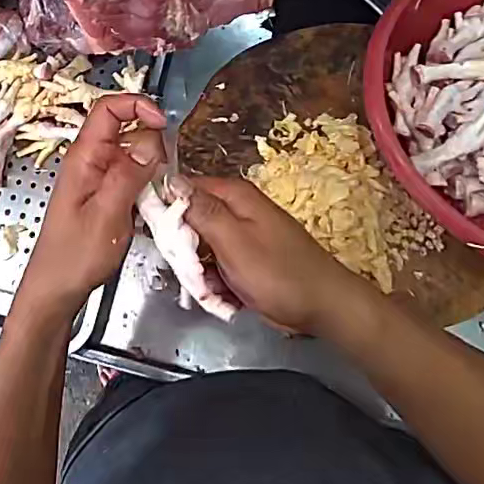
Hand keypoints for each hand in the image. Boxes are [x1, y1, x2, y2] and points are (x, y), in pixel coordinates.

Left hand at [21, 94, 165, 315]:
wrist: (55, 291)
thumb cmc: (74, 257)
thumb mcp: (107, 215)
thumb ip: (129, 174)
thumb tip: (152, 140)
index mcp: (84, 158)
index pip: (108, 109)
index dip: (137, 105)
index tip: (163, 123)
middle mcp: (90, 161)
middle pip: (125, 127)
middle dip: (152, 139)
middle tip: (164, 168)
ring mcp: (98, 176)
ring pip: (133, 151)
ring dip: (152, 163)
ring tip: (160, 188)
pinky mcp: (106, 192)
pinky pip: (133, 173)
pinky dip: (148, 180)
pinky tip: (153, 202)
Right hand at [183, 176, 373, 334]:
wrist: (321, 305)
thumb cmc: (277, 273)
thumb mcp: (233, 240)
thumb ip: (201, 210)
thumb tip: (172, 179)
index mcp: (235, 196)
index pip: (184, 189)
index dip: (166, 211)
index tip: (162, 238)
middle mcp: (238, 210)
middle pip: (190, 223)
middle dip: (186, 251)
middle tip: (192, 273)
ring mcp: (243, 237)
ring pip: (201, 250)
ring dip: (200, 274)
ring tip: (214, 290)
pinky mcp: (247, 261)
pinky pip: (218, 268)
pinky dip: (217, 284)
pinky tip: (226, 298)